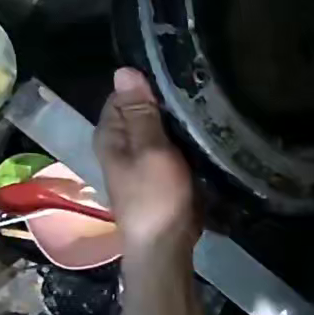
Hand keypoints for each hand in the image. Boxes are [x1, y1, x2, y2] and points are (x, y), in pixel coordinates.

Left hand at [94, 67, 198, 257]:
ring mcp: (139, 159)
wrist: (166, 244)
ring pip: (159, 127)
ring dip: (177, 119)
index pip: (123, 93)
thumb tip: (123, 70)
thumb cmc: (155, 195)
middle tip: (197, 86)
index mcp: (109, 134)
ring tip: (204, 102)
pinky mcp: (159, 171)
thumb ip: (140, 112)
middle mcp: (120, 143)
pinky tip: (203, 130)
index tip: (177, 74)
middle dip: (165, 100)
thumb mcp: (149, 149)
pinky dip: (183, 138)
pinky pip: (170, 145)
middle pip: (142, 109)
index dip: (148, 83)